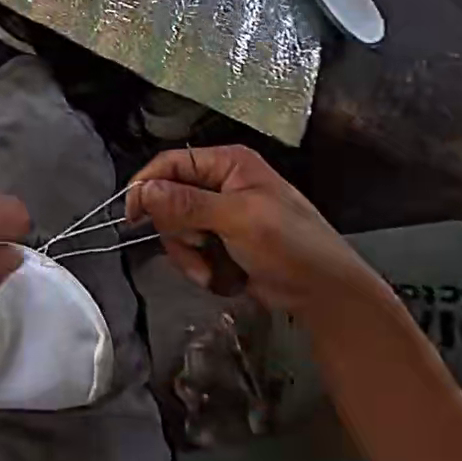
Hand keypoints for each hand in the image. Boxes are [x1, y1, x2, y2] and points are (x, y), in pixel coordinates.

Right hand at [126, 145, 383, 318]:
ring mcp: (217, 212)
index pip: (169, 163)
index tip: (133, 215)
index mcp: (227, 163)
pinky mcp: (218, 239)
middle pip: (165, 198)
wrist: (328, 297)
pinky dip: (195, 264)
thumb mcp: (239, 220)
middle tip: (197, 246)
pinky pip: (185, 246)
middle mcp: (218, 182)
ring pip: (172, 226)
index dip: (147, 186)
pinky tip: (216, 275)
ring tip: (209, 271)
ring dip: (186, 253)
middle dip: (177, 230)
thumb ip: (188, 203)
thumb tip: (142, 191)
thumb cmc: (292, 248)